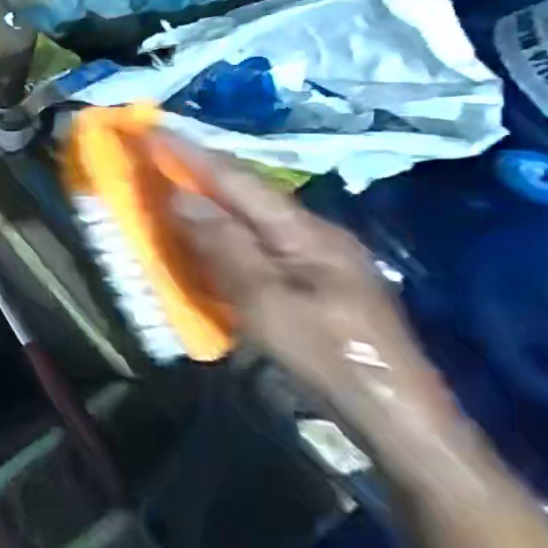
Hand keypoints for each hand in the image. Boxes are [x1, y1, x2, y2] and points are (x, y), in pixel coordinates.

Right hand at [153, 132, 456, 440]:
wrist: (397, 418)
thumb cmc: (326, 353)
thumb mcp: (265, 300)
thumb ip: (221, 244)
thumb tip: (179, 195)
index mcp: (305, 230)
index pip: (236, 179)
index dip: (189, 153)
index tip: (149, 129)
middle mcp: (314, 232)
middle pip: (246, 190)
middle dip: (198, 168)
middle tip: (154, 152)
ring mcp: (320, 257)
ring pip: (252, 214)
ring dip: (210, 196)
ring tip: (171, 183)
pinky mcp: (318, 281)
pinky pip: (259, 239)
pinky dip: (225, 227)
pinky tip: (210, 231)